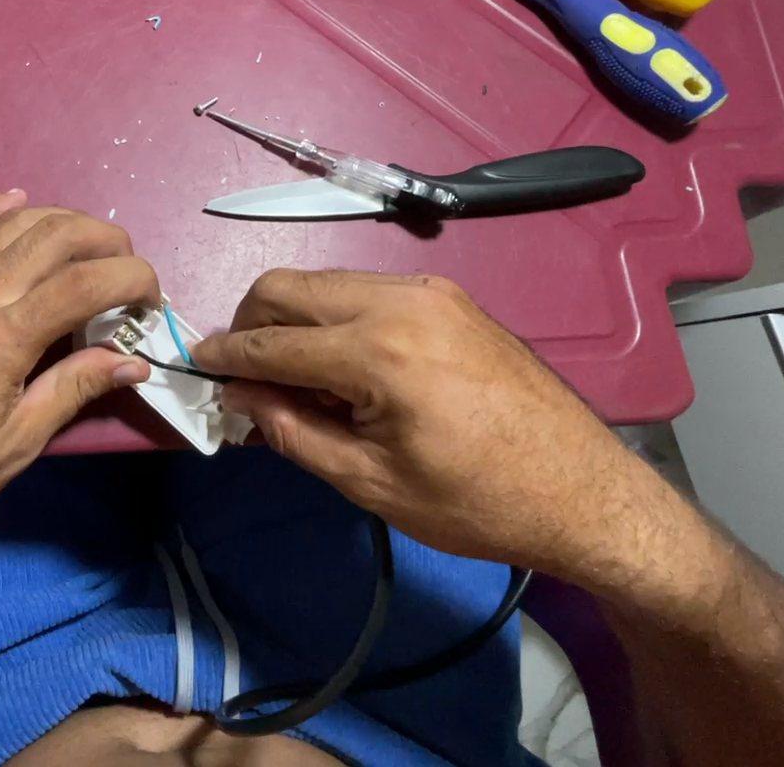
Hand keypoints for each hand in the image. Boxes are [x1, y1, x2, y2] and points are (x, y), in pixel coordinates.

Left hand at [0, 193, 158, 589]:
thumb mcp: (14, 444)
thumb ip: (74, 390)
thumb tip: (134, 360)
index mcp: (4, 337)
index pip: (84, 283)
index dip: (131, 279)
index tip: (152, 299)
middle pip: (53, 237)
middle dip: (105, 240)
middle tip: (130, 269)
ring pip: (9, 226)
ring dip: (60, 221)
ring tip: (91, 241)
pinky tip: (15, 201)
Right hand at [191, 270, 681, 581]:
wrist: (588, 493)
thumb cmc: (476, 503)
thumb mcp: (369, 483)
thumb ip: (292, 431)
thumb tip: (238, 395)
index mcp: (378, 353)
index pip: (272, 344)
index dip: (225, 356)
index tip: (195, 364)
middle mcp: (397, 301)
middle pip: (285, 286)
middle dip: (248, 323)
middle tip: (241, 370)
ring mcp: (425, 289)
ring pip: (320, 280)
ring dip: (288, 316)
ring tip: (293, 373)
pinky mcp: (444, 293)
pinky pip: (360, 286)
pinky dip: (329, 313)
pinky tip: (340, 359)